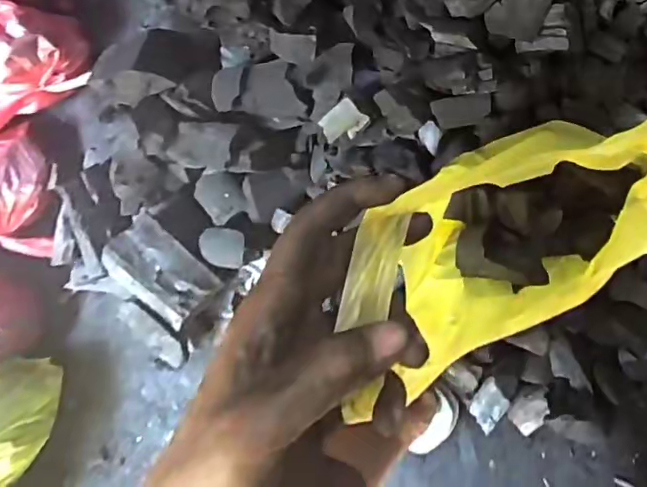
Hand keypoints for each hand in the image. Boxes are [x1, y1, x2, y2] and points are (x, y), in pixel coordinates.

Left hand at [149, 176, 433, 486]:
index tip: (396, 187)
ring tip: (414, 372)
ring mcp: (328, 373)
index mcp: (273, 312)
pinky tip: (409, 418)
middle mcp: (304, 330)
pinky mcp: (349, 418)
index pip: (309, 236)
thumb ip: (328, 372)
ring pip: (378, 328)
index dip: (348, 202)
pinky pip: (392, 392)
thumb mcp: (262, 419)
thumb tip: (399, 330)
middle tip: (430, 234)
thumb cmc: (216, 467)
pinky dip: (409, 399)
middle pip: (351, 269)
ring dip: (402, 341)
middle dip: (389, 250)